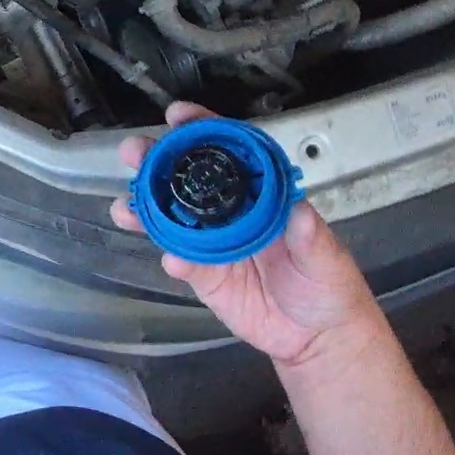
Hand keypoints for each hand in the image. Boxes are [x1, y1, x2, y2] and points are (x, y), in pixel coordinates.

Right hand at [109, 102, 386, 367]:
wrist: (316, 338)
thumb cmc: (327, 289)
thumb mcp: (328, 260)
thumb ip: (312, 238)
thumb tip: (300, 211)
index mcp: (259, 196)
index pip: (227, 153)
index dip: (202, 130)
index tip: (179, 116)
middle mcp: (229, 213)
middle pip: (187, 180)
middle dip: (156, 162)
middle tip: (134, 152)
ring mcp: (211, 244)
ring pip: (171, 219)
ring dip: (146, 209)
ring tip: (126, 208)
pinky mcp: (203, 276)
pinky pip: (181, 263)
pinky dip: (173, 258)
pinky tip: (171, 259)